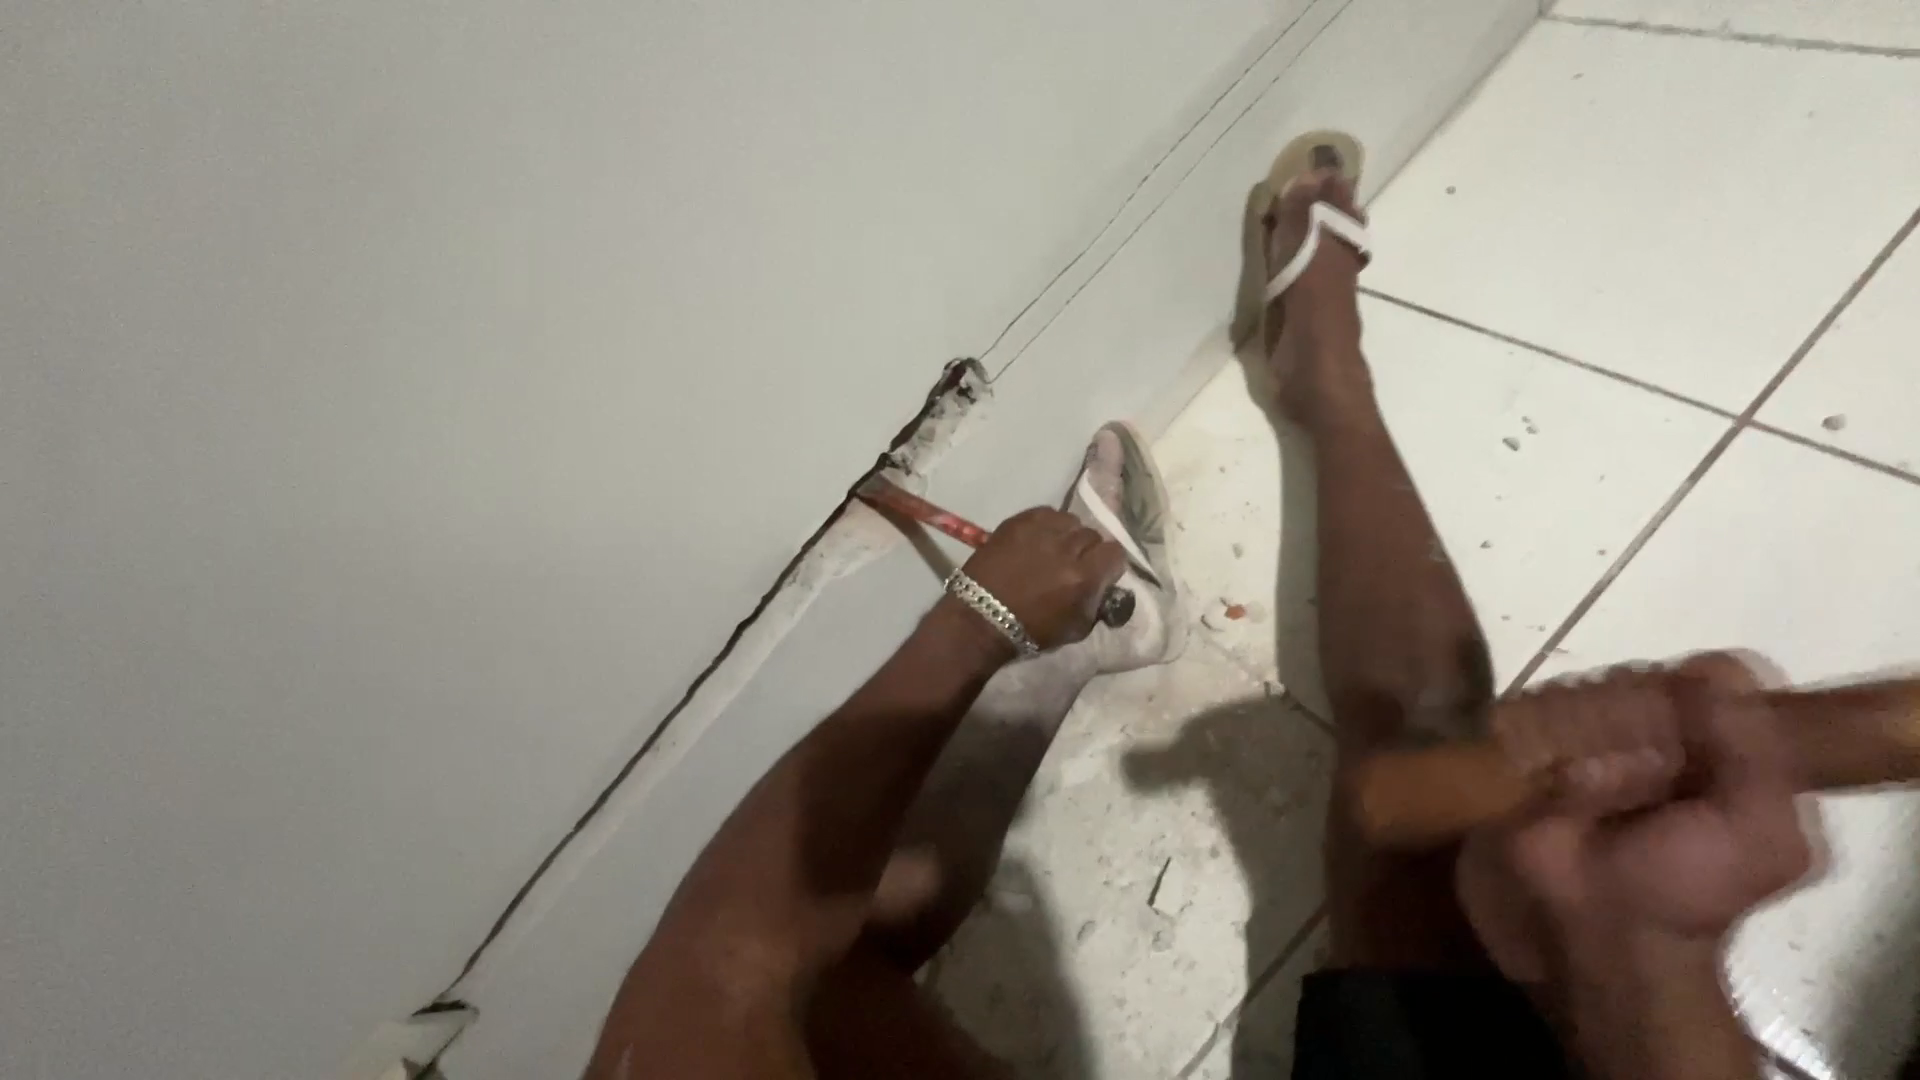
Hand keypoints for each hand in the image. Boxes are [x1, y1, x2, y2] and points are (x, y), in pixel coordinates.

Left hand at [958, 507, 1126, 651]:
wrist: (980, 620)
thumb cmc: (1029, 631)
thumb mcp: (1076, 628)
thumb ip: (1097, 604)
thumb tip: (1105, 587)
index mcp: (1083, 577)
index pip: (1115, 552)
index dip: (1109, 563)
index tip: (1099, 571)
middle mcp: (1066, 548)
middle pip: (1092, 535)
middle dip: (1087, 550)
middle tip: (1073, 563)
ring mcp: (1040, 531)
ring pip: (1070, 520)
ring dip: (1066, 534)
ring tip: (1053, 548)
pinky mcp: (1017, 522)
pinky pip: (1045, 512)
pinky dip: (1046, 524)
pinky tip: (1037, 539)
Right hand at [1460, 653, 1816, 982]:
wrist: (1588, 920)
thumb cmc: (1685, 885)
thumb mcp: (1758, 833)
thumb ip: (1755, 753)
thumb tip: (1716, 663)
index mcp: (1706, 747)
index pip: (1698, 683)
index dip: (1689, 690)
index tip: (1678, 715)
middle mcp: (1640, 733)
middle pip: (1631, 679)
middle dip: (1628, 715)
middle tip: (1632, 771)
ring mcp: (1575, 735)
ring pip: (1575, 691)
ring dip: (1580, 730)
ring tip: (1582, 782)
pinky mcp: (1518, 741)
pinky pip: (1524, 709)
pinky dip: (1533, 728)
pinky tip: (1544, 766)